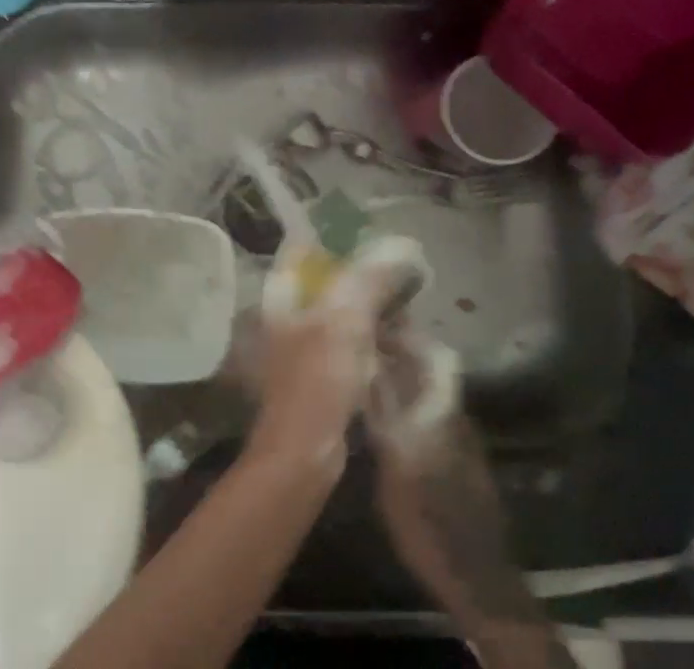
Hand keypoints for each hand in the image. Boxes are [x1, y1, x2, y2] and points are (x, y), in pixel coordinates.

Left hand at [241, 242, 417, 472]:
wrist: (303, 451)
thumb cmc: (317, 380)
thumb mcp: (345, 320)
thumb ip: (370, 279)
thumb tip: (403, 248)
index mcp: (284, 293)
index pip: (308, 248)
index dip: (344, 241)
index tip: (383, 245)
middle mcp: (290, 312)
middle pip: (332, 280)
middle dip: (369, 278)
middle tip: (407, 279)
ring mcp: (306, 343)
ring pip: (347, 312)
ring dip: (376, 310)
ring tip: (409, 312)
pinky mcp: (323, 371)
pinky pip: (354, 341)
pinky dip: (375, 338)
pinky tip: (400, 343)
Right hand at [364, 323, 569, 668]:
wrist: (472, 572)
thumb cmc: (429, 518)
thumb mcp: (396, 467)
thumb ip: (382, 415)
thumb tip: (363, 368)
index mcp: (441, 410)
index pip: (430, 352)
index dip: (405, 330)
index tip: (372, 315)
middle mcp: (450, 414)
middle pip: (425, 367)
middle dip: (393, 347)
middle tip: (355, 337)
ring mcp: (451, 436)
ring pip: (422, 388)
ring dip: (395, 372)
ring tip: (357, 365)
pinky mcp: (447, 457)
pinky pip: (421, 411)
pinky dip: (399, 399)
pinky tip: (373, 409)